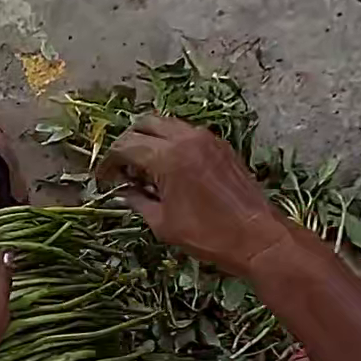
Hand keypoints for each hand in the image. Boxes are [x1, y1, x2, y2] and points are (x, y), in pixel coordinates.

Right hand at [99, 116, 291, 276]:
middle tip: (122, 168)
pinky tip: (170, 169)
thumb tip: (124, 192)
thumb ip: (138, 202)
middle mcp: (186, 138)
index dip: (109, 161)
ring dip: (150, 140)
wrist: (257, 236)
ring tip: (146, 169)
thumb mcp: (162, 224)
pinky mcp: (220, 145)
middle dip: (128, 143)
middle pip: (144, 124)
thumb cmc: (207, 235)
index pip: (126, 146)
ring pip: (167, 125)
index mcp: (167, 157)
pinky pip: (187, 133)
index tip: (103, 178)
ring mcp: (206, 138)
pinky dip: (172, 143)